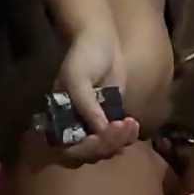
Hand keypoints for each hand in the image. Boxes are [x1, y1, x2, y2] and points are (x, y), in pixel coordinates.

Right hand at [55, 24, 140, 164]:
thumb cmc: (83, 57)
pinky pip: (119, 138)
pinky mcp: (111, 119)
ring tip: (130, 123)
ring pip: (106, 148)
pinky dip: (127, 135)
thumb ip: (86, 104)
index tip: (98, 137)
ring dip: (120, 140)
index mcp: (60, 118)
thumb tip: (100, 130)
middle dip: (107, 143)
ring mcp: (94, 125)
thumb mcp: (78, 78)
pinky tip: (133, 123)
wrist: (102, 42)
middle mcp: (75, 126)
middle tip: (120, 126)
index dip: (84, 149)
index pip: (69, 148)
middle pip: (90, 152)